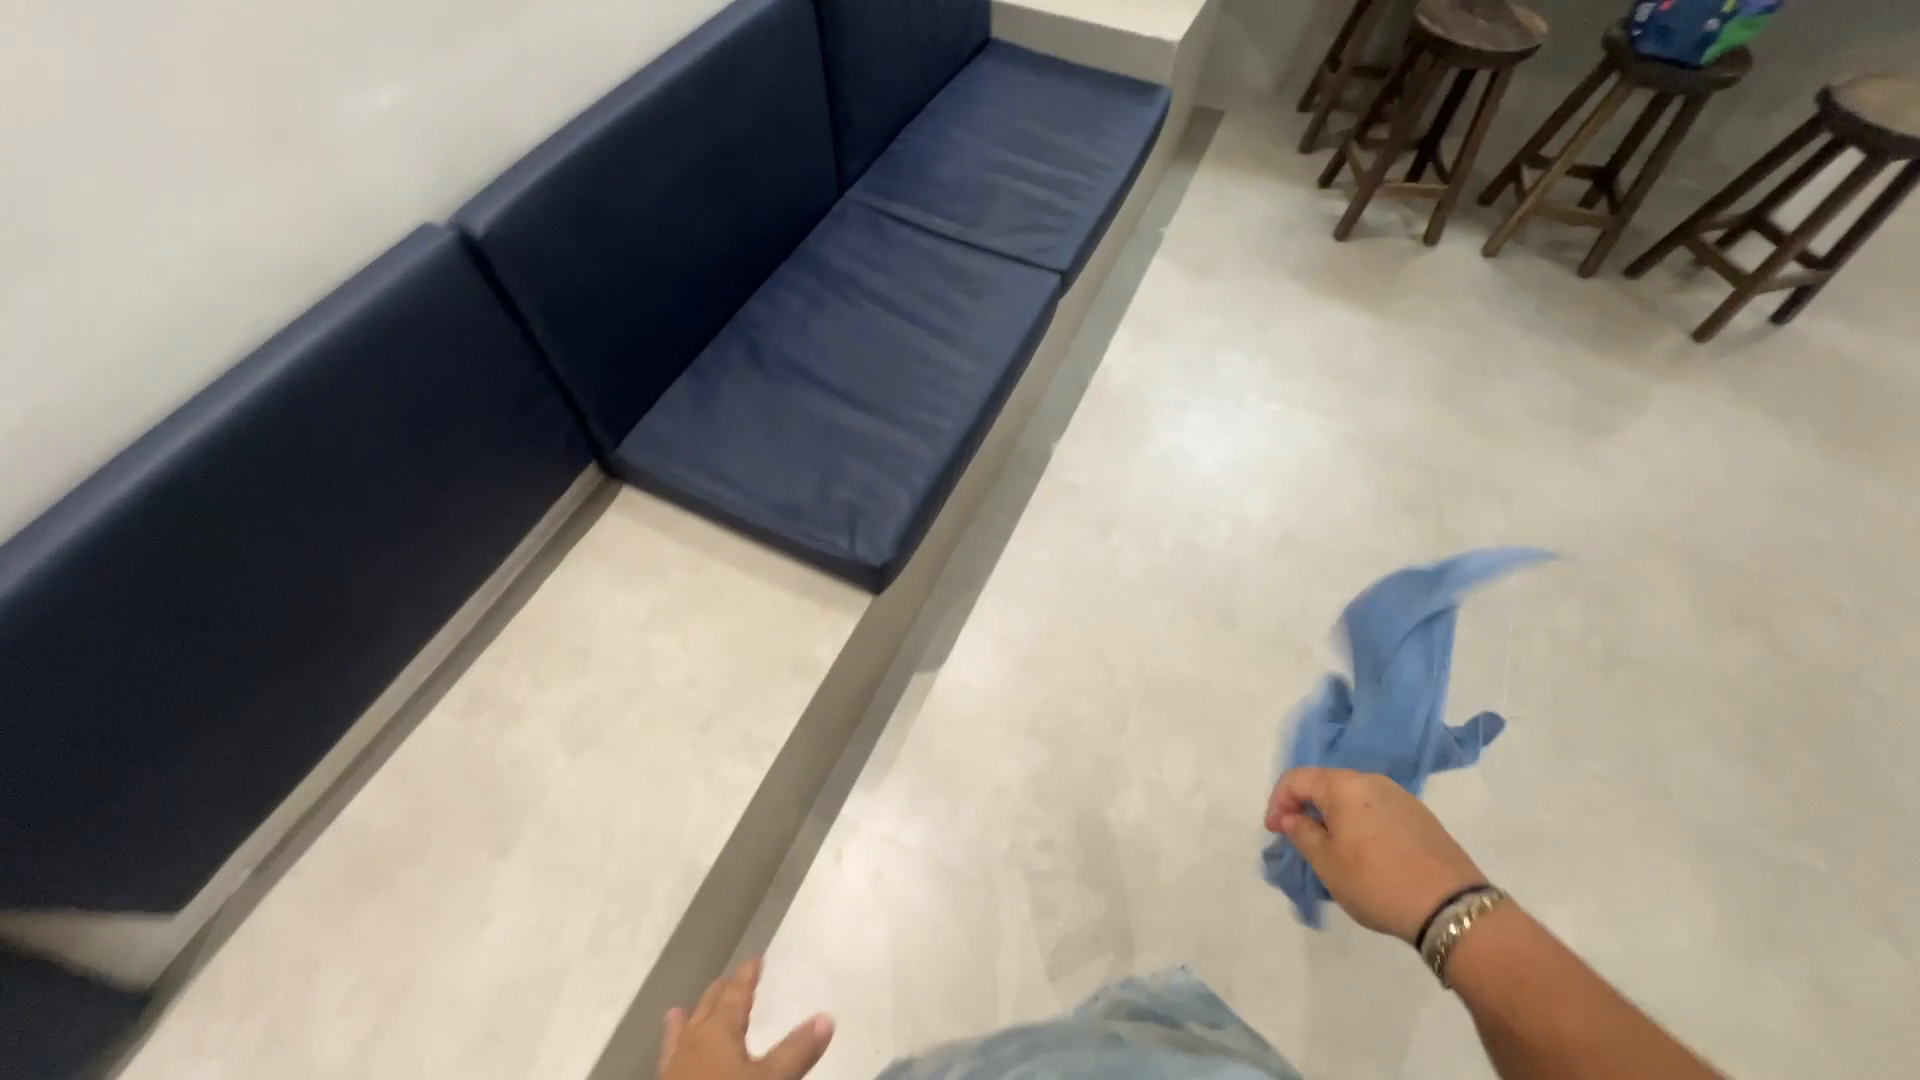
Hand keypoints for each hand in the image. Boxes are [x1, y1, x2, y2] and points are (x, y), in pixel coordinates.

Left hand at [659, 959, 833, 1079]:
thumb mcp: (772, 1079)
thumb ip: (797, 1050)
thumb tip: (826, 1017)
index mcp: (719, 1030)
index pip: (736, 994)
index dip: (747, 976)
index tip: (755, 959)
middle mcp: (693, 1041)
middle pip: (708, 1007)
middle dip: (722, 992)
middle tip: (732, 980)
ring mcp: (674, 1067)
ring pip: (682, 1033)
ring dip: (690, 1020)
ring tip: (680, 1011)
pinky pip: (668, 1059)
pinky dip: (672, 1049)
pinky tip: (670, 1060)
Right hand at [1266, 767, 1485, 942]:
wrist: (1451, 909)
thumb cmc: (1376, 882)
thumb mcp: (1326, 862)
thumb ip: (1301, 832)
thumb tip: (1291, 817)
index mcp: (1344, 786)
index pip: (1297, 779)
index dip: (1278, 802)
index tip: (1274, 831)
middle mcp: (1373, 782)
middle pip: (1326, 784)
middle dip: (1306, 807)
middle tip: (1299, 838)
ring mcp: (1402, 798)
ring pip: (1354, 798)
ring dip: (1335, 817)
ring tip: (1331, 849)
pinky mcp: (1422, 818)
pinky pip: (1378, 811)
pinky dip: (1361, 825)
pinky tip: (1365, 854)